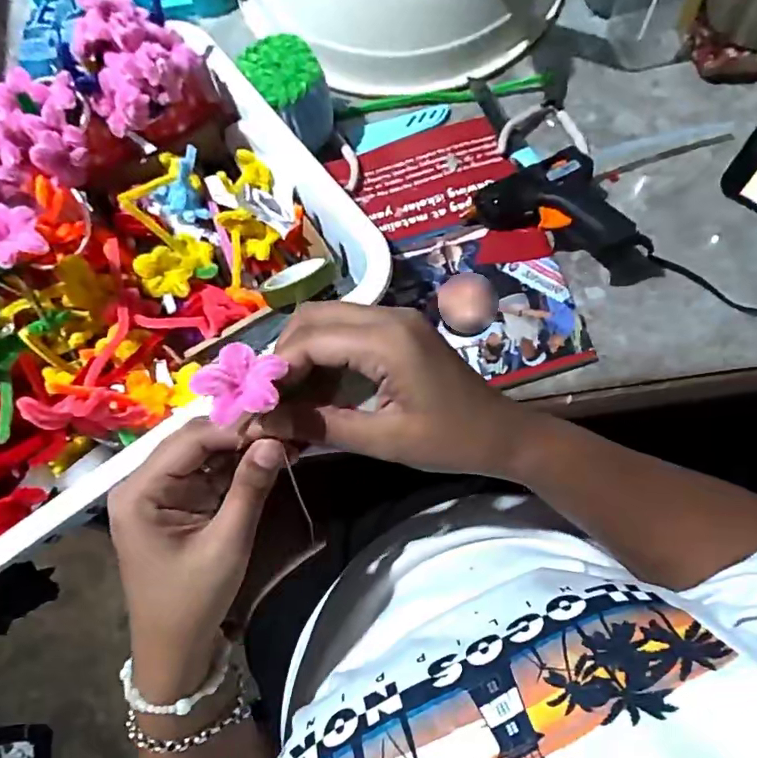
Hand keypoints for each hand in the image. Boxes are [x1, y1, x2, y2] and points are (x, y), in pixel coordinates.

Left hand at [108, 420, 286, 693]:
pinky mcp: (180, 503)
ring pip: (205, 454)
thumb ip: (250, 489)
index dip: (234, 429)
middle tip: (286, 431)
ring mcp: (162, 493)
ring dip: (243, 448)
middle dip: (240, 434)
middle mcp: (144, 483)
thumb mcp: (227, 542)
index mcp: (139, 492)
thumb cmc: (193, 599)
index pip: (189, 440)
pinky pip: (210, 473)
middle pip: (195, 441)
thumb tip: (275, 441)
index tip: (279, 427)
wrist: (176, 646)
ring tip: (285, 440)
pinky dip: (239, 466)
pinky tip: (269, 458)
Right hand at [249, 303, 546, 477]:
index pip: (309, 340)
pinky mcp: (402, 331)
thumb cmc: (451, 442)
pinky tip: (317, 391)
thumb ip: (322, 425)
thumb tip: (264, 422)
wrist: (504, 434)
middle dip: (283, 356)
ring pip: (328, 321)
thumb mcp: (384, 440)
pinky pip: (349, 332)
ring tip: (287, 399)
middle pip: (312, 319)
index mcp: (387, 338)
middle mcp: (389, 315)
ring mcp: (397, 319)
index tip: (252, 404)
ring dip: (302, 354)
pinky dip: (326, 356)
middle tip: (268, 399)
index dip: (274, 371)